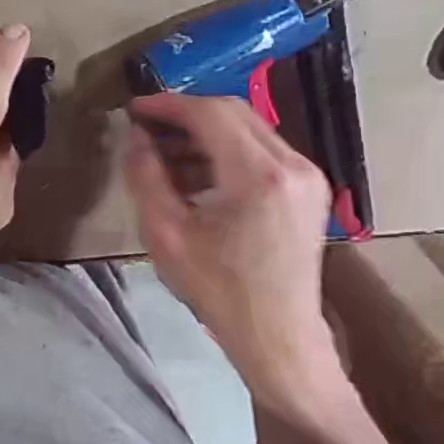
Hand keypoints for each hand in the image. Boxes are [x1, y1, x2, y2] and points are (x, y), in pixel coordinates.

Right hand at [123, 92, 343, 409]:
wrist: (280, 338)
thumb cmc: (219, 292)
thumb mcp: (166, 234)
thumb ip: (146, 176)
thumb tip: (136, 136)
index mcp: (259, 176)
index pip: (210, 113)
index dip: (168, 105)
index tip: (135, 109)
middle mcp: (292, 164)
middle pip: (232, 112)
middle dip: (185, 114)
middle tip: (146, 127)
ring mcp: (307, 175)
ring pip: (248, 128)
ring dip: (205, 132)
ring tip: (164, 153)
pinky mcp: (309, 188)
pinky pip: (262, 150)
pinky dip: (226, 151)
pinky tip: (195, 172)